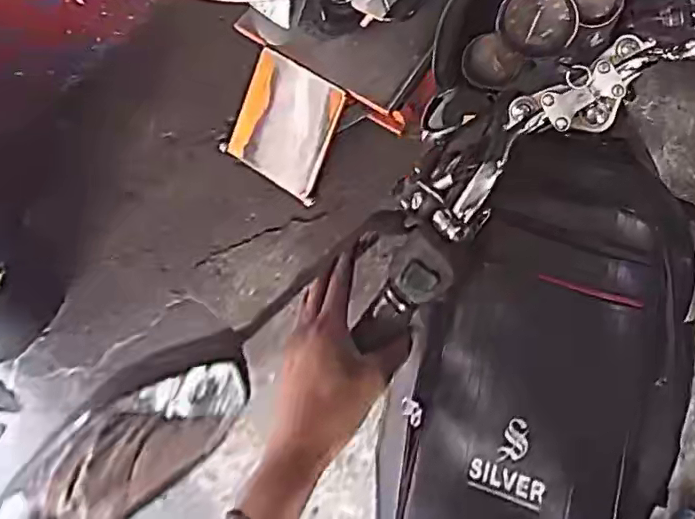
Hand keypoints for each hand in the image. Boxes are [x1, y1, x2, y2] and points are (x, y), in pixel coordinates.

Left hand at [238, 254, 408, 518]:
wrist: (297, 448)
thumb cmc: (330, 415)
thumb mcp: (373, 378)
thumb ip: (393, 351)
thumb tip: (406, 336)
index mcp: (327, 327)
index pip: (339, 283)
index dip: (347, 260)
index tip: (352, 246)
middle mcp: (306, 331)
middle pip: (317, 288)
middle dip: (331, 269)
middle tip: (342, 257)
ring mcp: (293, 347)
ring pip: (306, 306)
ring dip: (320, 290)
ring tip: (331, 284)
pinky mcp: (288, 364)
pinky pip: (301, 326)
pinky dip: (313, 314)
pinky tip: (321, 326)